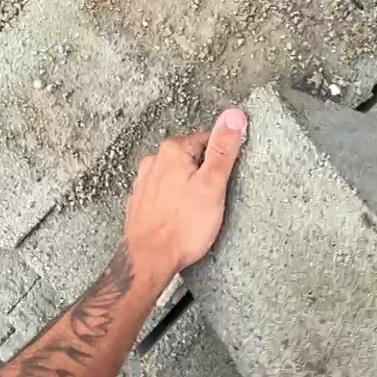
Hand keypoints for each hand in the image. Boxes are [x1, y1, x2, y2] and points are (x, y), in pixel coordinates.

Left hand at [124, 107, 248, 280]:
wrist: (149, 259)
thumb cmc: (181, 227)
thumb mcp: (213, 184)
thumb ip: (223, 148)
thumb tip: (234, 116)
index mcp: (172, 151)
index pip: (208, 140)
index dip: (222, 160)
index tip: (225, 177)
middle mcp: (154, 161)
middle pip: (191, 158)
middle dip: (204, 174)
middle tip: (213, 198)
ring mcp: (145, 182)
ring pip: (176, 177)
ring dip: (188, 188)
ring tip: (197, 211)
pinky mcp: (142, 202)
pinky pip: (164, 194)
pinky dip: (174, 202)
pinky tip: (181, 218)